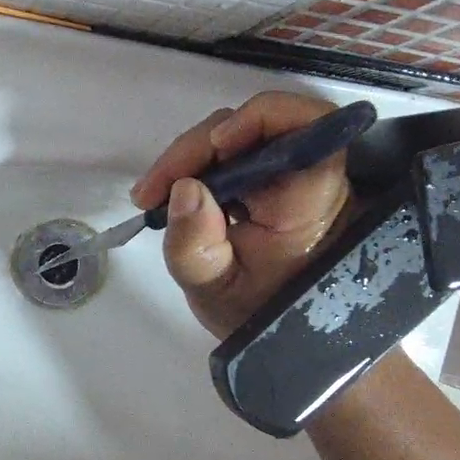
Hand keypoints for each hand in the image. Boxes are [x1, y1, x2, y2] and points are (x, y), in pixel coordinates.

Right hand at [132, 92, 351, 340]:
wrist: (288, 340)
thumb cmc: (260, 317)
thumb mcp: (215, 290)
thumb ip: (194, 245)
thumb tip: (184, 186)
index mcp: (310, 198)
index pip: (303, 125)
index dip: (258, 118)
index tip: (215, 149)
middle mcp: (309, 176)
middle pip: (255, 126)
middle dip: (194, 150)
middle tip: (149, 193)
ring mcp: (291, 178)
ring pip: (239, 140)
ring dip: (191, 161)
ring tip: (152, 198)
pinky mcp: (274, 185)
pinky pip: (237, 159)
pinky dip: (200, 171)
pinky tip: (172, 195)